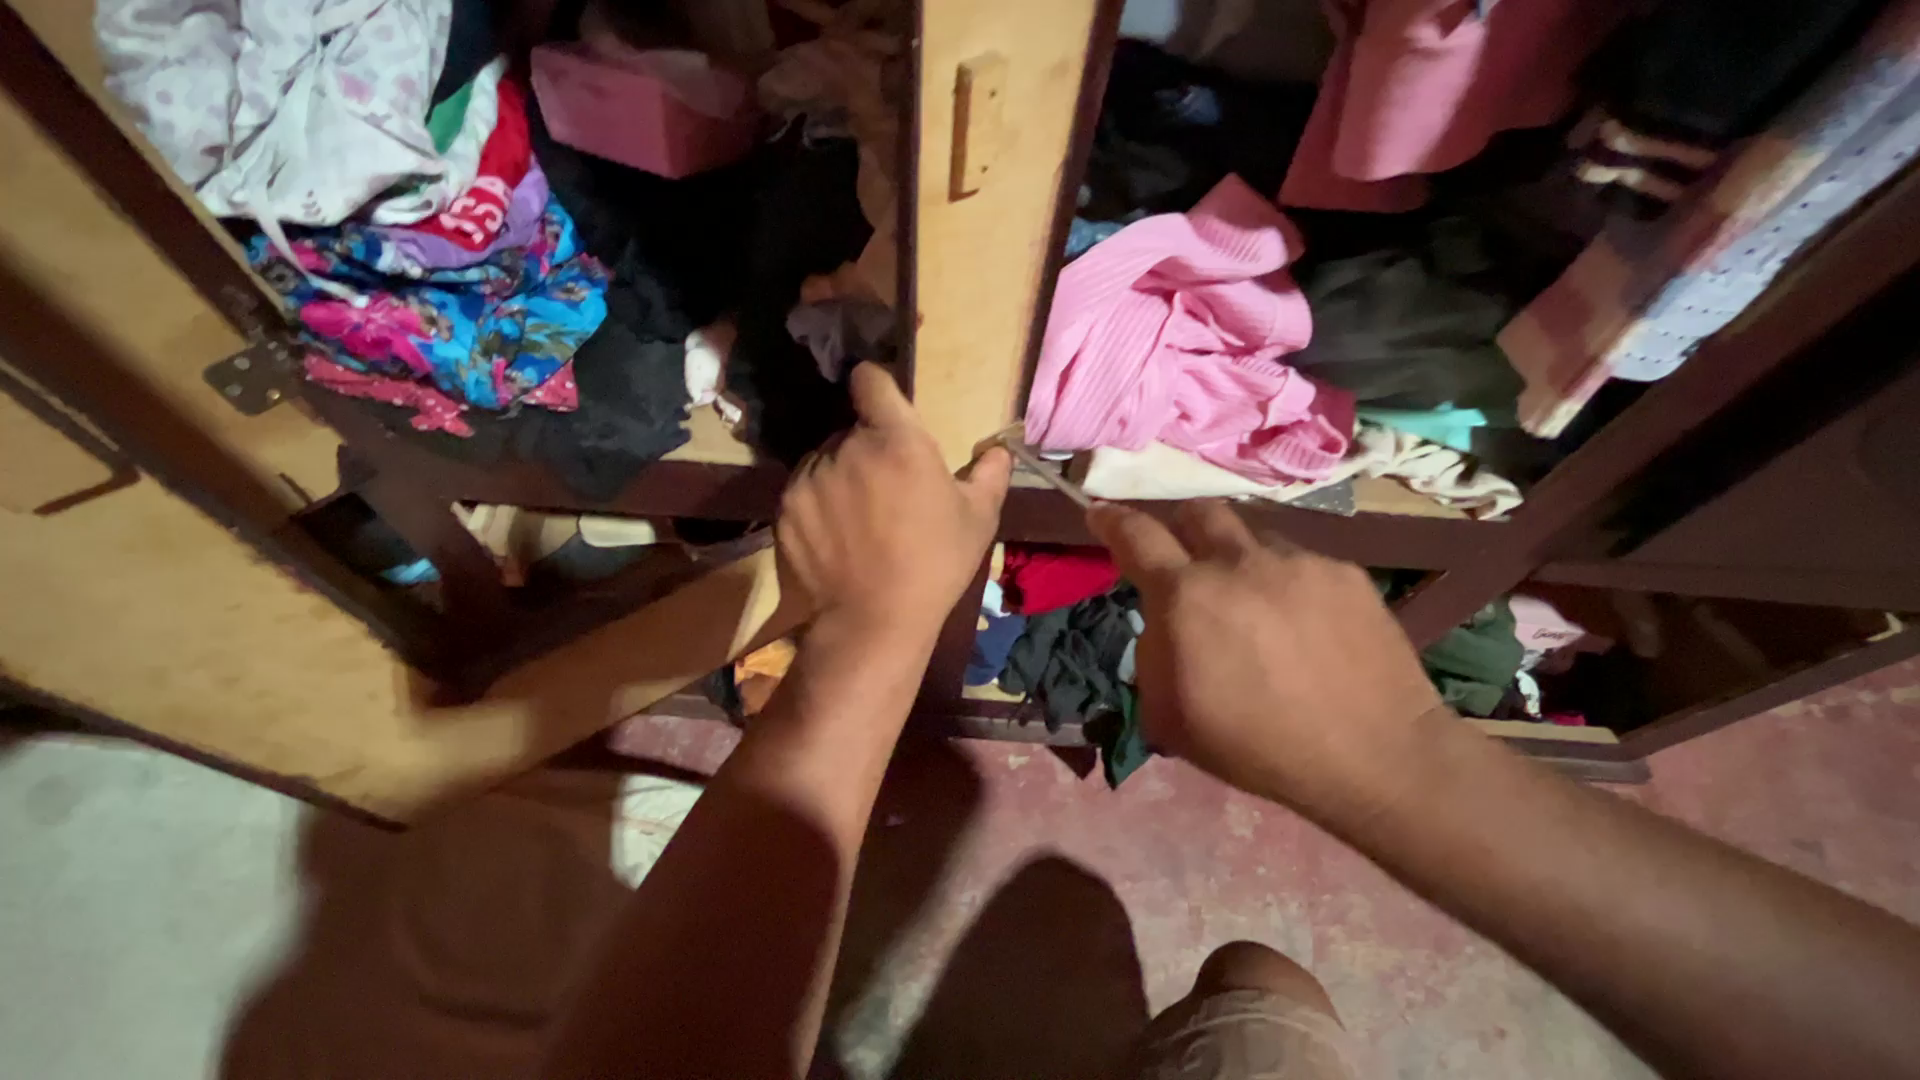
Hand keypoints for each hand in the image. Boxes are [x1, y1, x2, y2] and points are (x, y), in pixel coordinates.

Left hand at [778, 363, 1012, 640]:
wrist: (872, 621)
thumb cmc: (934, 566)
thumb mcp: (978, 519)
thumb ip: (990, 473)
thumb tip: (1000, 449)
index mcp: (896, 440)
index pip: (870, 380)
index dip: (876, 387)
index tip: (883, 407)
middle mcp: (846, 447)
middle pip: (851, 428)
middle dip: (866, 447)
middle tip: (885, 488)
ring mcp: (810, 477)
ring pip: (825, 459)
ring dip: (840, 475)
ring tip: (859, 518)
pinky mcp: (785, 508)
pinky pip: (804, 490)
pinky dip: (818, 504)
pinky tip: (836, 537)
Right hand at [1086, 500, 1441, 808]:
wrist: (1376, 756)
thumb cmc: (1259, 747)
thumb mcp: (1170, 718)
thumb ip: (1151, 656)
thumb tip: (1162, 624)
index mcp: (1186, 597)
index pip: (1136, 535)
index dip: (1111, 519)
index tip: (1099, 511)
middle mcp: (1238, 563)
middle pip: (1197, 511)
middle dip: (1179, 526)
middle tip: (1181, 558)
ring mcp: (1298, 562)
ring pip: (1251, 535)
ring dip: (1236, 556)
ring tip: (1250, 598)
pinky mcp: (1344, 572)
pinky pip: (1298, 560)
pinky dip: (1283, 580)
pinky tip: (1301, 621)